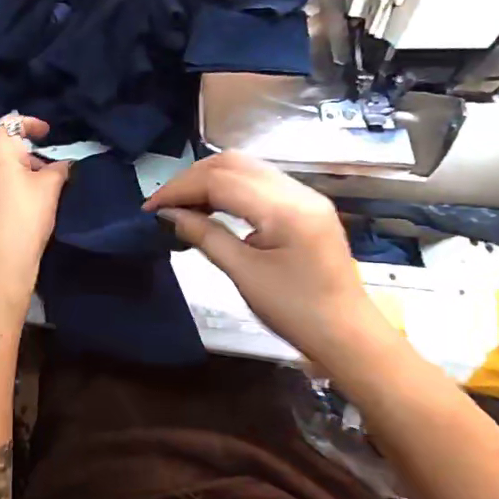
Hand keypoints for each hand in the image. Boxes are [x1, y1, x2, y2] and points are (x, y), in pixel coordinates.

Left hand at [0, 116, 72, 314]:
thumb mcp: (50, 188)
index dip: (31, 124)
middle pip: (2, 145)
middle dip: (27, 152)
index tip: (48, 133)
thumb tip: (61, 164)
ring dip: (18, 170)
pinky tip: (26, 204)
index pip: (11, 123)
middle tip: (51, 167)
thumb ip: (58, 168)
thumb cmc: (24, 218)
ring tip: (43, 189)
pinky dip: (8, 185)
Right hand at [143, 152, 381, 359]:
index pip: (220, 180)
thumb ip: (205, 236)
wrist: (348, 335)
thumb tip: (168, 216)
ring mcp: (304, 196)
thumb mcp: (243, 274)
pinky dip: (227, 187)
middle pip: (233, 163)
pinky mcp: (304, 206)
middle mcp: (298, 192)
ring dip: (208, 179)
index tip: (150, 208)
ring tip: (181, 205)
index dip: (179, 188)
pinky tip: (209, 206)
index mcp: (285, 209)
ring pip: (245, 167)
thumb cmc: (295, 311)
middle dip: (191, 178)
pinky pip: (258, 181)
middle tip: (163, 205)